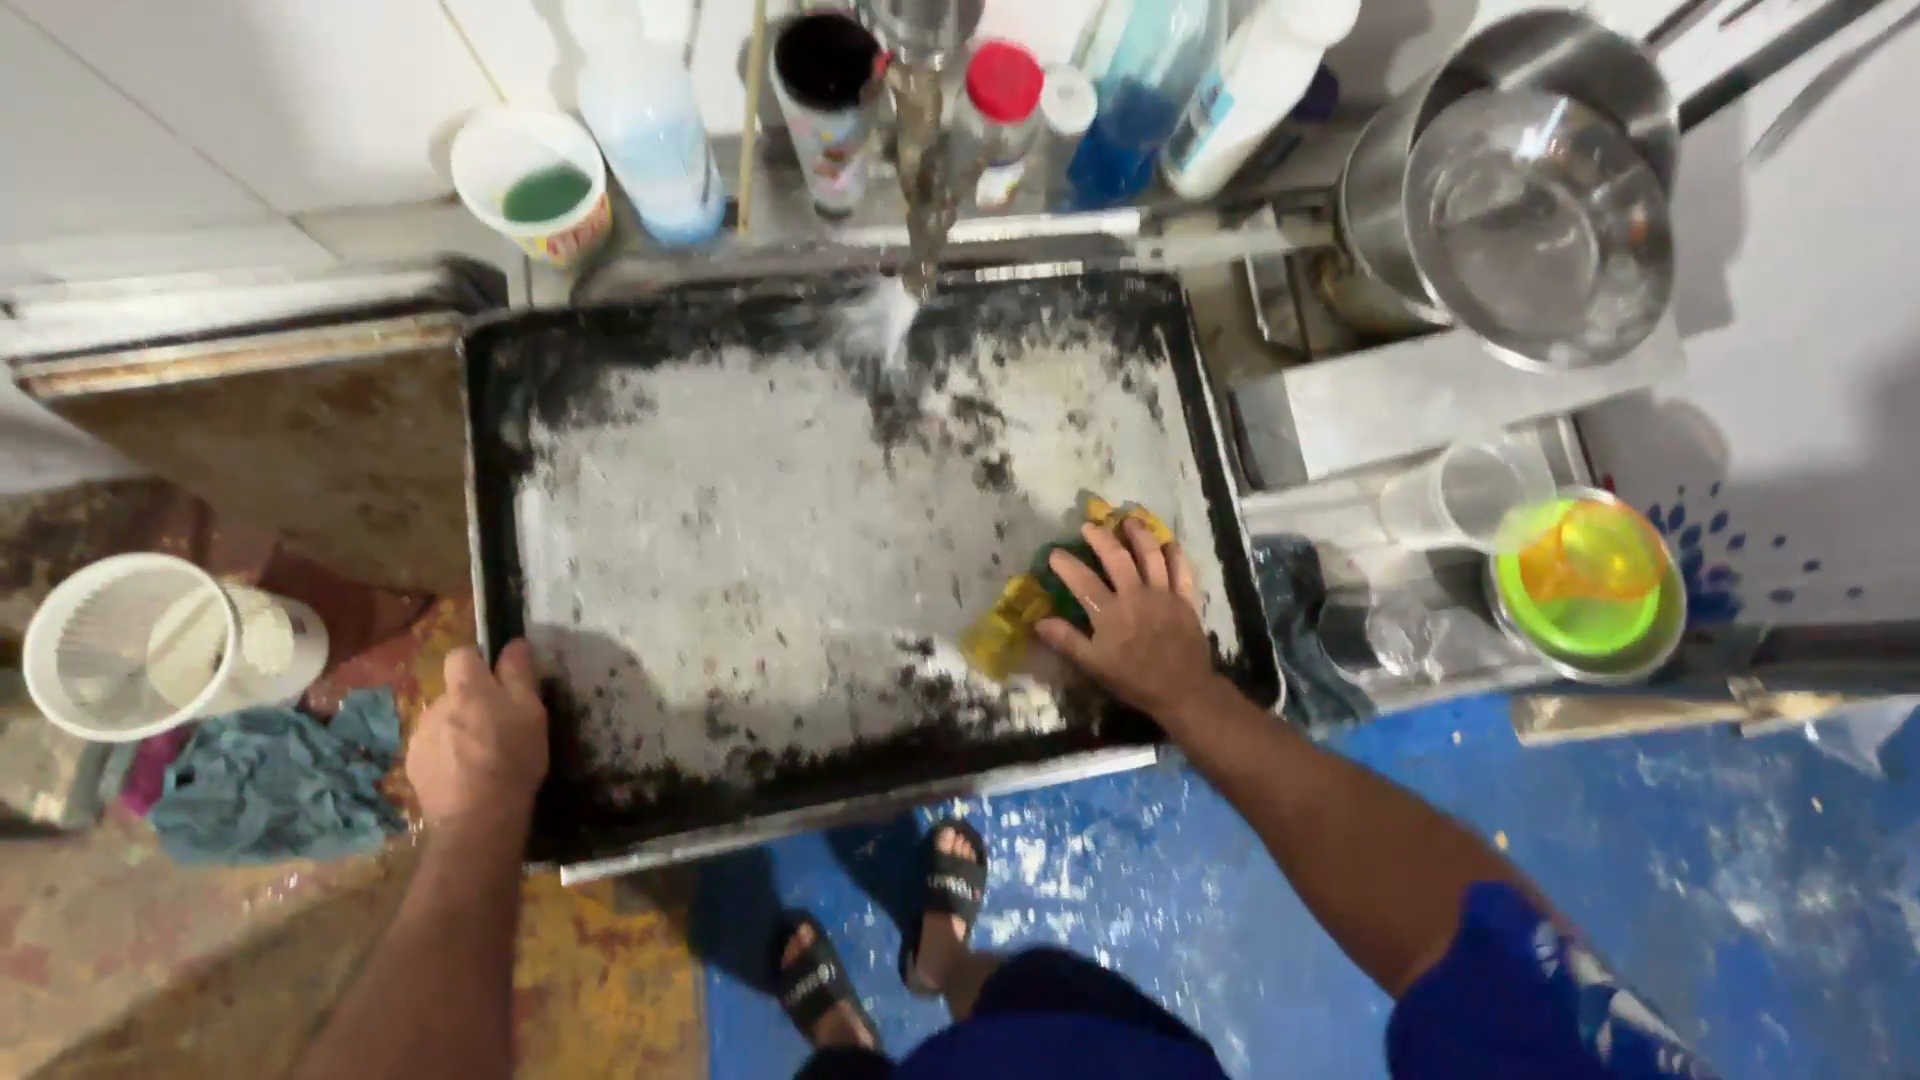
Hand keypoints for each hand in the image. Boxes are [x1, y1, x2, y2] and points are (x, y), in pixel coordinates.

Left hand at [406, 640, 548, 846]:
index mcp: (467, 689)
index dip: (479, 660)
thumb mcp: (531, 712)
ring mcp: (420, 736)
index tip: (498, 677)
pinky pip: (432, 745)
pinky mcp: (412, 763)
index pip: (461, 654)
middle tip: (498, 724)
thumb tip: (514, 643)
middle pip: (454, 690)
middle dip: (472, 700)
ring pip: (443, 719)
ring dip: (458, 727)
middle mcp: (437, 705)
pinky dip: (446, 752)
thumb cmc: (513, 758)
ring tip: (481, 752)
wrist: (477, 816)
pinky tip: (464, 771)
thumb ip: (519, 675)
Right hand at [1034, 519, 1223, 722]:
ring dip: (1139, 534)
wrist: (1182, 690)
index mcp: (1110, 612)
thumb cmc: (1133, 679)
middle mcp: (1136, 595)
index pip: (1082, 580)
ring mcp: (1163, 594)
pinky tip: (1168, 543)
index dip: (1065, 564)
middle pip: (1117, 557)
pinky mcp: (1185, 599)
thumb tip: (1038, 621)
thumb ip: (1067, 641)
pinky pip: (1182, 570)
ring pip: (1151, 555)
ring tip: (1128, 520)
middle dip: (1100, 538)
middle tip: (1089, 526)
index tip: (1054, 553)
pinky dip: (1175, 554)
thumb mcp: (1093, 665)